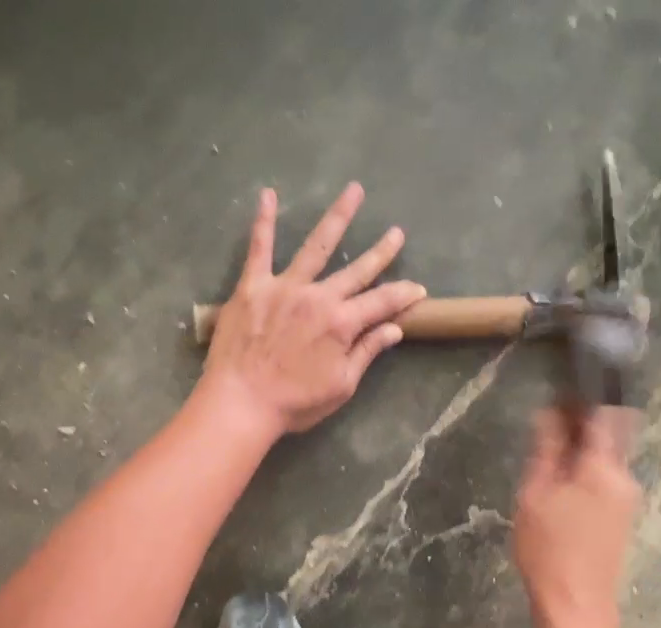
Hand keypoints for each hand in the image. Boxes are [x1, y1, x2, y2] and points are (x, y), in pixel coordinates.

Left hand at [201, 184, 426, 433]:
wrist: (241, 402)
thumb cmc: (294, 403)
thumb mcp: (340, 386)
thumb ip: (366, 353)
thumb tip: (393, 330)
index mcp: (342, 324)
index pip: (383, 303)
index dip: (404, 295)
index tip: (420, 290)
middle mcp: (319, 297)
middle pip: (357, 270)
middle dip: (381, 251)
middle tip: (397, 232)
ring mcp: (285, 287)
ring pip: (316, 247)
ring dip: (338, 217)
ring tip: (353, 191)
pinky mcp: (252, 286)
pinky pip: (259, 248)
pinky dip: (264, 221)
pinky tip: (268, 195)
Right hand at [514, 407, 641, 620]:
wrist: (576, 604)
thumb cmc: (548, 549)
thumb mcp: (535, 495)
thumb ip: (546, 450)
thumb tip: (549, 413)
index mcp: (603, 466)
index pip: (603, 412)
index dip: (582, 396)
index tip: (559, 392)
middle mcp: (624, 475)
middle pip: (611, 432)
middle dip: (584, 422)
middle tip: (550, 426)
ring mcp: (628, 497)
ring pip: (608, 456)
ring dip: (583, 448)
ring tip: (548, 457)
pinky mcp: (623, 515)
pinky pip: (607, 477)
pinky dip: (587, 470)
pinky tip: (561, 484)